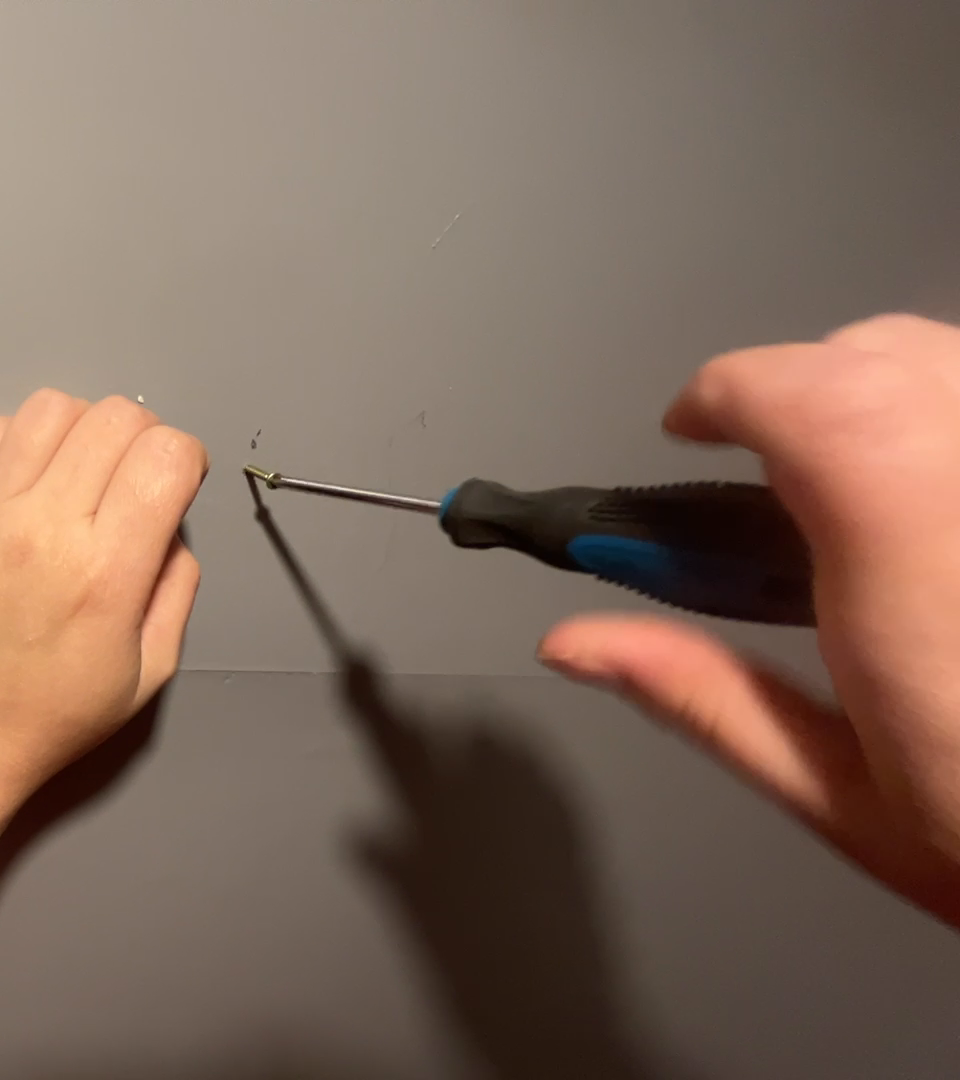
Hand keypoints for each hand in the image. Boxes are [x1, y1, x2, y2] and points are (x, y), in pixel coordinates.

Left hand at [0, 389, 208, 816]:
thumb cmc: (54, 712)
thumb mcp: (151, 669)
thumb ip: (178, 586)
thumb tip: (171, 523)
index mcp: (104, 571)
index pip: (165, 454)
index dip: (186, 460)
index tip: (177, 487)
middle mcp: (44, 525)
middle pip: (115, 417)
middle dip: (145, 438)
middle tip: (134, 483)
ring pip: (54, 406)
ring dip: (85, 429)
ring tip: (83, 475)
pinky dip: (28, 439)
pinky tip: (34, 481)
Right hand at [540, 314, 959, 924]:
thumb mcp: (851, 803)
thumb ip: (704, 698)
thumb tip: (570, 643)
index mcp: (930, 582)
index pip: (821, 401)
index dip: (729, 393)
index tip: (692, 432)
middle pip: (897, 355)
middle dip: (805, 389)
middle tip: (778, 478)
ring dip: (893, 405)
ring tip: (876, 505)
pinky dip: (939, 440)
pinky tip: (935, 530)